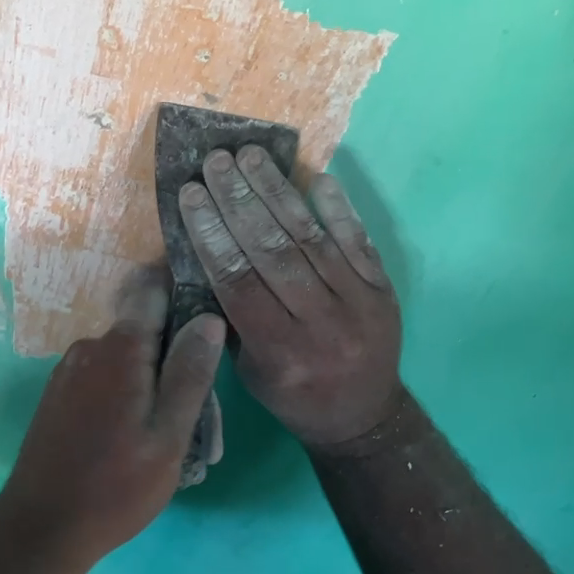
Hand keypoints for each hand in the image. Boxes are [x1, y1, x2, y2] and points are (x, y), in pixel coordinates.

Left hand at [0, 266, 226, 566]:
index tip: (209, 304)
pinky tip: (131, 437)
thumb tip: (209, 318)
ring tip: (166, 433)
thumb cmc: (116, 485)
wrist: (42, 526)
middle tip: (198, 407)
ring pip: (123, 358)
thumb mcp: (169, 435)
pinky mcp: (58, 393)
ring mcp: (69, 368)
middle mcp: (91, 345)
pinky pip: (102, 377)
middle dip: (172, 354)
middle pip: (142, 329)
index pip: (153, 289)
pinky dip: (123, 393)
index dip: (181, 289)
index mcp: (120, 347)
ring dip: (148, 380)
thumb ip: (189, 373)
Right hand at [177, 146, 403, 450]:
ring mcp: (356, 303)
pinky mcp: (382, 289)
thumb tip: (200, 248)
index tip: (191, 193)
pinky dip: (337, 208)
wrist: (364, 418)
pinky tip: (316, 177)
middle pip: (271, 251)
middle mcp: (320, 324)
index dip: (211, 233)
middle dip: (239, 200)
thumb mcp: (247, 368)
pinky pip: (357, 240)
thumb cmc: (291, 393)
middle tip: (217, 161)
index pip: (237, 280)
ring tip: (251, 156)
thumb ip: (227, 313)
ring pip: (310, 237)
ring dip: (277, 192)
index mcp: (278, 350)